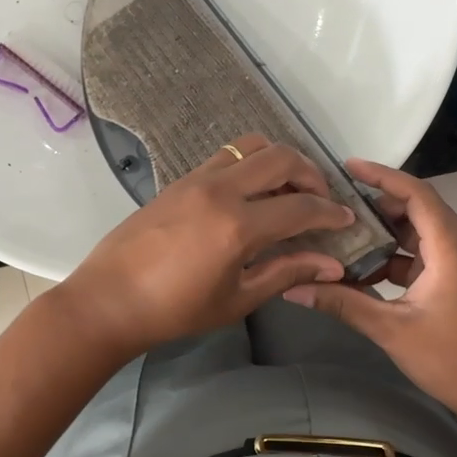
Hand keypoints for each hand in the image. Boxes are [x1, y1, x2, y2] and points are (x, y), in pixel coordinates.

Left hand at [51, 134, 355, 358]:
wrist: (109, 299)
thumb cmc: (175, 311)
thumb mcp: (237, 299)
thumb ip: (286, 273)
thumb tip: (332, 265)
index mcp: (238, 226)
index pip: (301, 207)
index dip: (331, 213)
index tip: (347, 220)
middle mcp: (221, 190)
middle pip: (282, 158)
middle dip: (312, 174)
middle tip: (321, 199)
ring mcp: (197, 179)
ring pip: (251, 146)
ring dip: (279, 160)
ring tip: (288, 189)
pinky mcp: (180, 180)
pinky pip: (226, 156)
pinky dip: (250, 163)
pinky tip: (252, 193)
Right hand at [283, 159, 456, 420]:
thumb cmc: (450, 360)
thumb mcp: (391, 330)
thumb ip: (342, 303)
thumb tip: (293, 289)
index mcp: (451, 248)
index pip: (416, 194)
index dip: (382, 176)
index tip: (347, 166)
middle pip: (417, 209)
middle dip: (377, 204)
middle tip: (335, 205)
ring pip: (419, 233)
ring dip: (384, 233)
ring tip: (342, 234)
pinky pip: (424, 255)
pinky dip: (395, 257)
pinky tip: (363, 271)